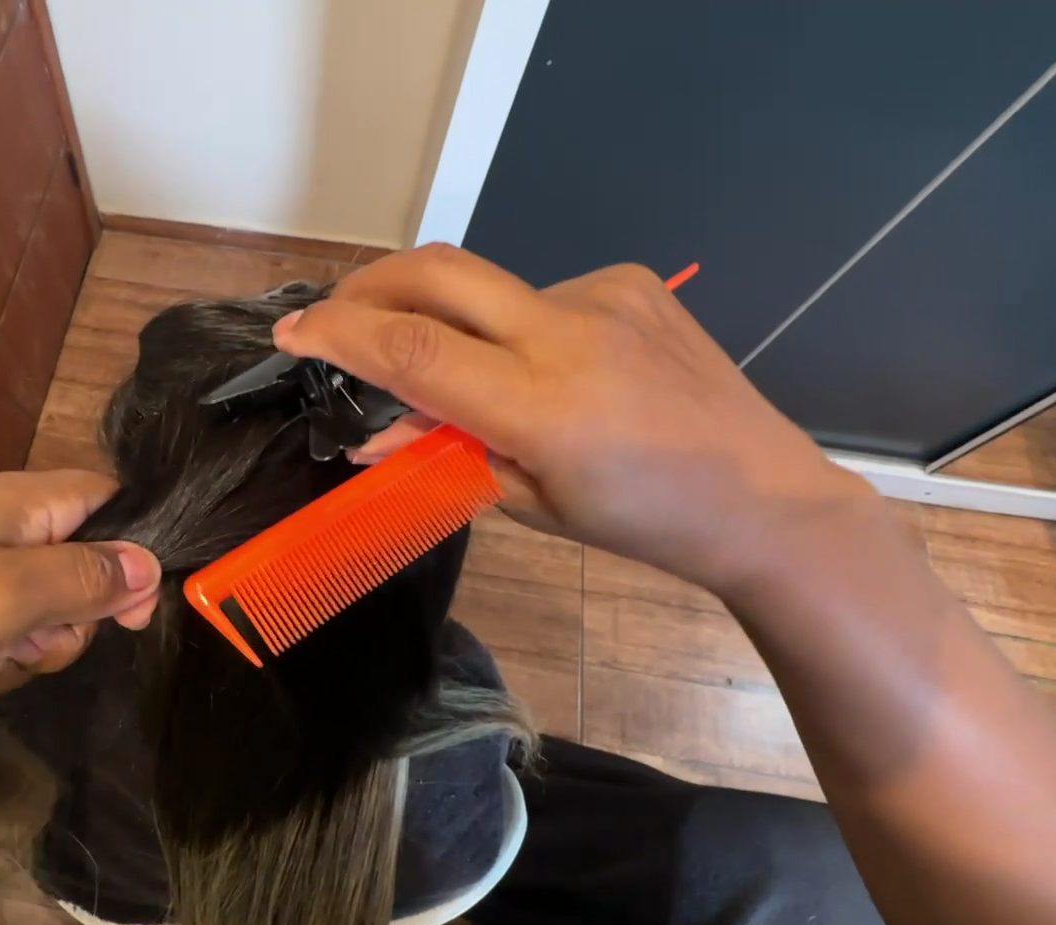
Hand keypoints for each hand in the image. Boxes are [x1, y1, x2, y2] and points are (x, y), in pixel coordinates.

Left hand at [0, 469, 160, 759]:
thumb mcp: (4, 597)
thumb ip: (85, 577)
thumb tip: (149, 563)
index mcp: (14, 507)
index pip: (106, 501)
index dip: (132, 551)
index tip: (133, 611)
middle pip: (76, 578)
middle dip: (60, 627)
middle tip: (21, 642)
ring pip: (33, 631)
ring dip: (10, 663)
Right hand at [275, 244, 875, 595]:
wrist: (763, 498)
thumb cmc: (639, 522)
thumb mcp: (527, 501)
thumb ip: (445, 454)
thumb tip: (373, 438)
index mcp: (542, 404)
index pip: (413, 349)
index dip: (340, 333)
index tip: (291, 333)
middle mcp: (569, 329)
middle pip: (436, 271)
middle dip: (365, 286)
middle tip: (331, 317)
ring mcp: (604, 294)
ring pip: (482, 288)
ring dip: (442, 321)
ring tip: (462, 379)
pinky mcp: (628, 281)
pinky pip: (533, 296)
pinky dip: (505, 330)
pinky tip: (539, 370)